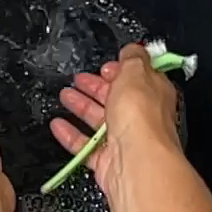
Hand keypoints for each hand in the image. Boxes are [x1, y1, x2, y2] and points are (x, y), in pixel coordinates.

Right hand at [51, 43, 183, 198]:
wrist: (137, 162)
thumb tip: (132, 49)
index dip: (119, 70)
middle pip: (116, 99)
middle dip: (96, 87)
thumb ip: (133, 58)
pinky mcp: (108, 161)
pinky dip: (70, 135)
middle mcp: (142, 118)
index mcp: (153, 94)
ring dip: (81, 107)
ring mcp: (124, 140)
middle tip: (79, 79)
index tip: (105, 66)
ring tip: (64, 95)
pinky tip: (57, 125)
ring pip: (99, 121)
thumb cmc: (142, 118)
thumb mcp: (136, 72)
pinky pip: (85, 147)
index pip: (137, 78)